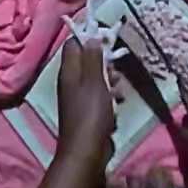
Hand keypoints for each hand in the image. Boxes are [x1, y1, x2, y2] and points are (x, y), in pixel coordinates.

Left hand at [55, 39, 115, 166]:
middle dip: (104, 61)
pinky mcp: (87, 110)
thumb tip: (91, 37)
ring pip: (96, 77)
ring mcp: (78, 96)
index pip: (73, 43)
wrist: (87, 151)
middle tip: (116, 66)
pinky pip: (99, 94)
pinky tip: (118, 102)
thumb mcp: (95, 81)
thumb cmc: (91, 113)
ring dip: (110, 79)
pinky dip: (109, 95)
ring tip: (119, 87)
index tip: (106, 37)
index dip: (89, 37)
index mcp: (69, 71)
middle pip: (86, 60)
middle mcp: (71, 81)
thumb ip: (93, 59)